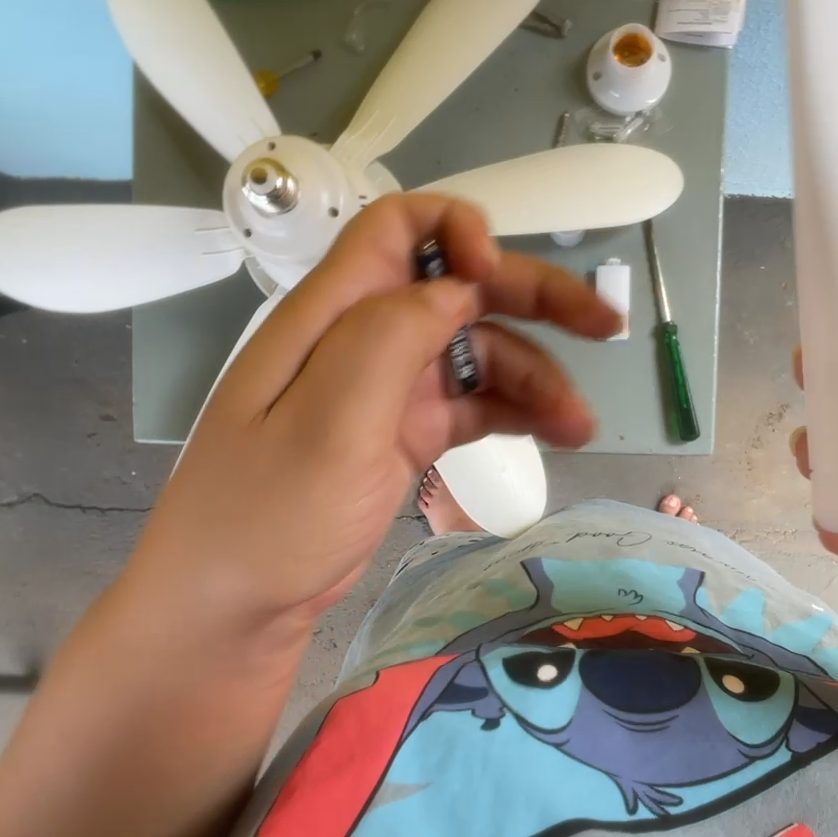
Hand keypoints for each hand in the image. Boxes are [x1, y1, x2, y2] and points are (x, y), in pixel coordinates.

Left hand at [129, 195, 620, 654]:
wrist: (232, 609)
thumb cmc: (268, 517)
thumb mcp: (326, 424)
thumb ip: (388, 340)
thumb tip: (455, 287)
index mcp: (332, 315)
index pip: (398, 228)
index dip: (458, 231)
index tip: (498, 278)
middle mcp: (363, 339)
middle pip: (459, 290)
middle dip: (534, 298)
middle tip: (605, 324)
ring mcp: (385, 390)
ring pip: (476, 353)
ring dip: (536, 376)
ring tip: (582, 423)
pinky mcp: (402, 436)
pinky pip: (470, 405)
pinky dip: (515, 412)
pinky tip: (557, 434)